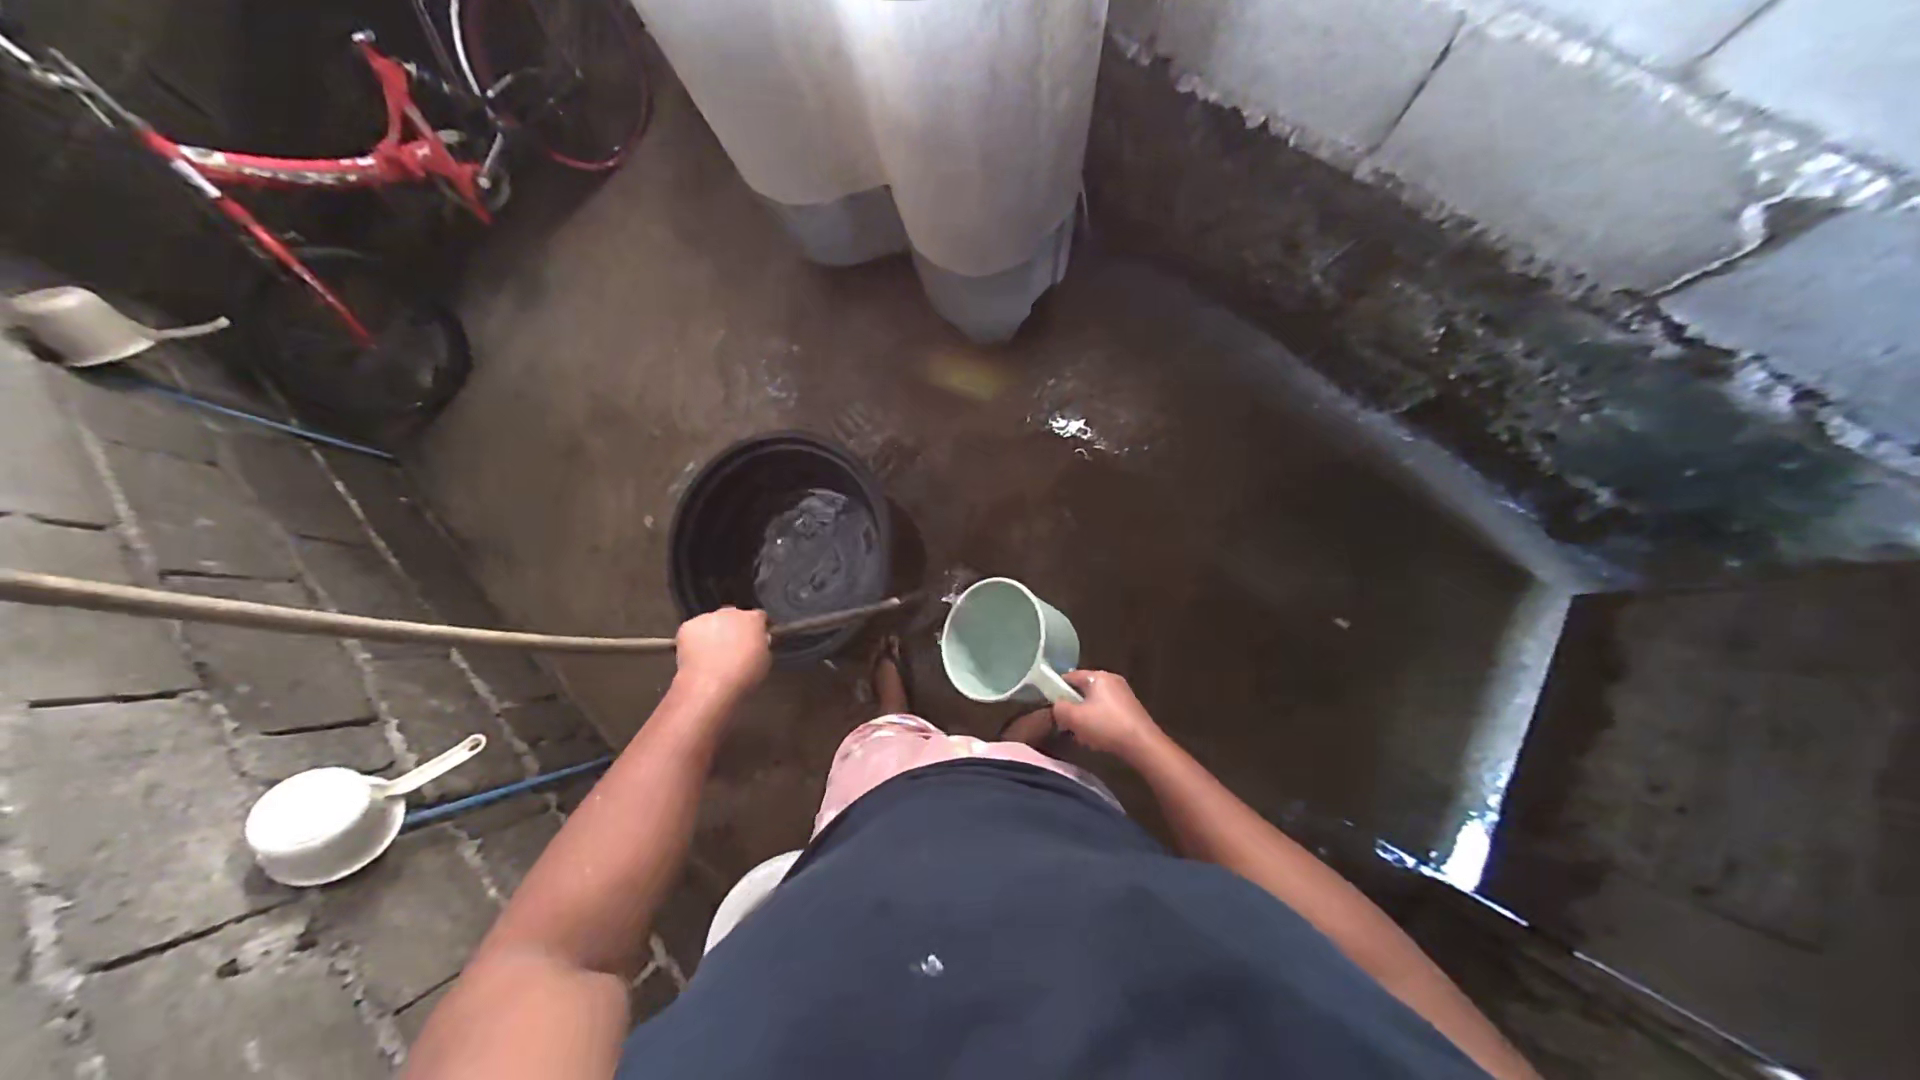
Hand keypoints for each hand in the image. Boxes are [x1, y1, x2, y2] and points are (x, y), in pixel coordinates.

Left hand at [674, 607, 770, 697]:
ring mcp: (707, 618)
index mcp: (752, 619)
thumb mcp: (765, 660)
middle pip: (734, 615)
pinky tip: (697, 654)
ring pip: (713, 621)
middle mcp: (730, 612)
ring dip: (715, 631)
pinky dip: (696, 639)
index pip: (759, 616)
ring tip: (712, 652)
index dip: (758, 627)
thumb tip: (758, 640)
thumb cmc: (743, 676)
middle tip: (733, 646)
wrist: (709, 685)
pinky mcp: (687, 626)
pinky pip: (694, 630)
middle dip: (735, 627)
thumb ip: (762, 644)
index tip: (757, 637)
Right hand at [1050, 670, 1162, 759]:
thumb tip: (1057, 705)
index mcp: (1098, 676)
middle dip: (1073, 708)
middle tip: (1067, 724)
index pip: (1070, 676)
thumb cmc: (1105, 726)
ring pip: (1095, 704)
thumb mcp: (1074, 718)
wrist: (1142, 745)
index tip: (1052, 706)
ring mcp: (1123, 695)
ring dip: (1085, 719)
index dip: (1057, 689)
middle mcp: (1112, 680)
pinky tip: (1098, 740)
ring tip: (1083, 736)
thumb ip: (1059, 708)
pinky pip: (1107, 712)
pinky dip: (1099, 723)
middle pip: (1083, 691)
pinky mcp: (1131, 709)